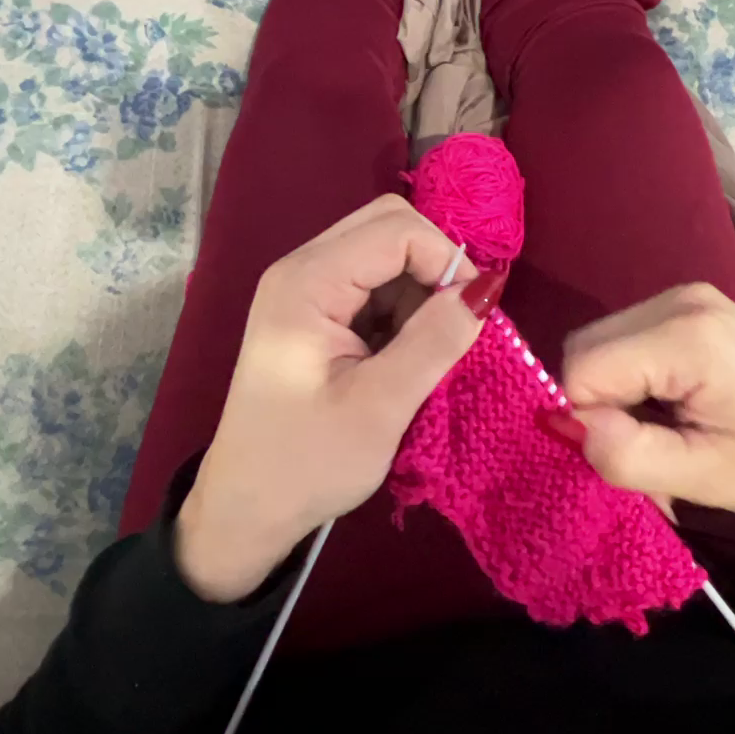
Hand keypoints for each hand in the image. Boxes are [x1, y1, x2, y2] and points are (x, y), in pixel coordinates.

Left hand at [176, 196, 502, 601]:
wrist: (247, 508)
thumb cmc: (307, 463)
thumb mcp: (380, 407)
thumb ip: (434, 342)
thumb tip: (488, 290)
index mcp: (307, 282)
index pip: (395, 229)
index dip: (445, 260)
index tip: (472, 315)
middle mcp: (302, 269)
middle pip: (386, 226)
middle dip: (433, 266)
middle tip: (454, 326)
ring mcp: (306, 288)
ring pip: (384, 253)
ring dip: (419, 291)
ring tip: (424, 354)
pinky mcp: (316, 311)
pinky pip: (373, 284)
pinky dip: (403, 309)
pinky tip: (403, 357)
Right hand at [556, 284, 734, 545]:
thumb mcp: (706, 478)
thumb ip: (627, 454)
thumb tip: (565, 423)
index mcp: (687, 334)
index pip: (581, 367)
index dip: (584, 419)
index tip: (626, 458)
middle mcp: (678, 298)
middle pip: (586, 349)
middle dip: (595, 406)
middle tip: (643, 453)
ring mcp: (685, 296)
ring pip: (601, 346)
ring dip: (611, 397)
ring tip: (661, 437)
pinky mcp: (690, 308)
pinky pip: (626, 342)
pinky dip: (629, 382)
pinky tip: (668, 412)